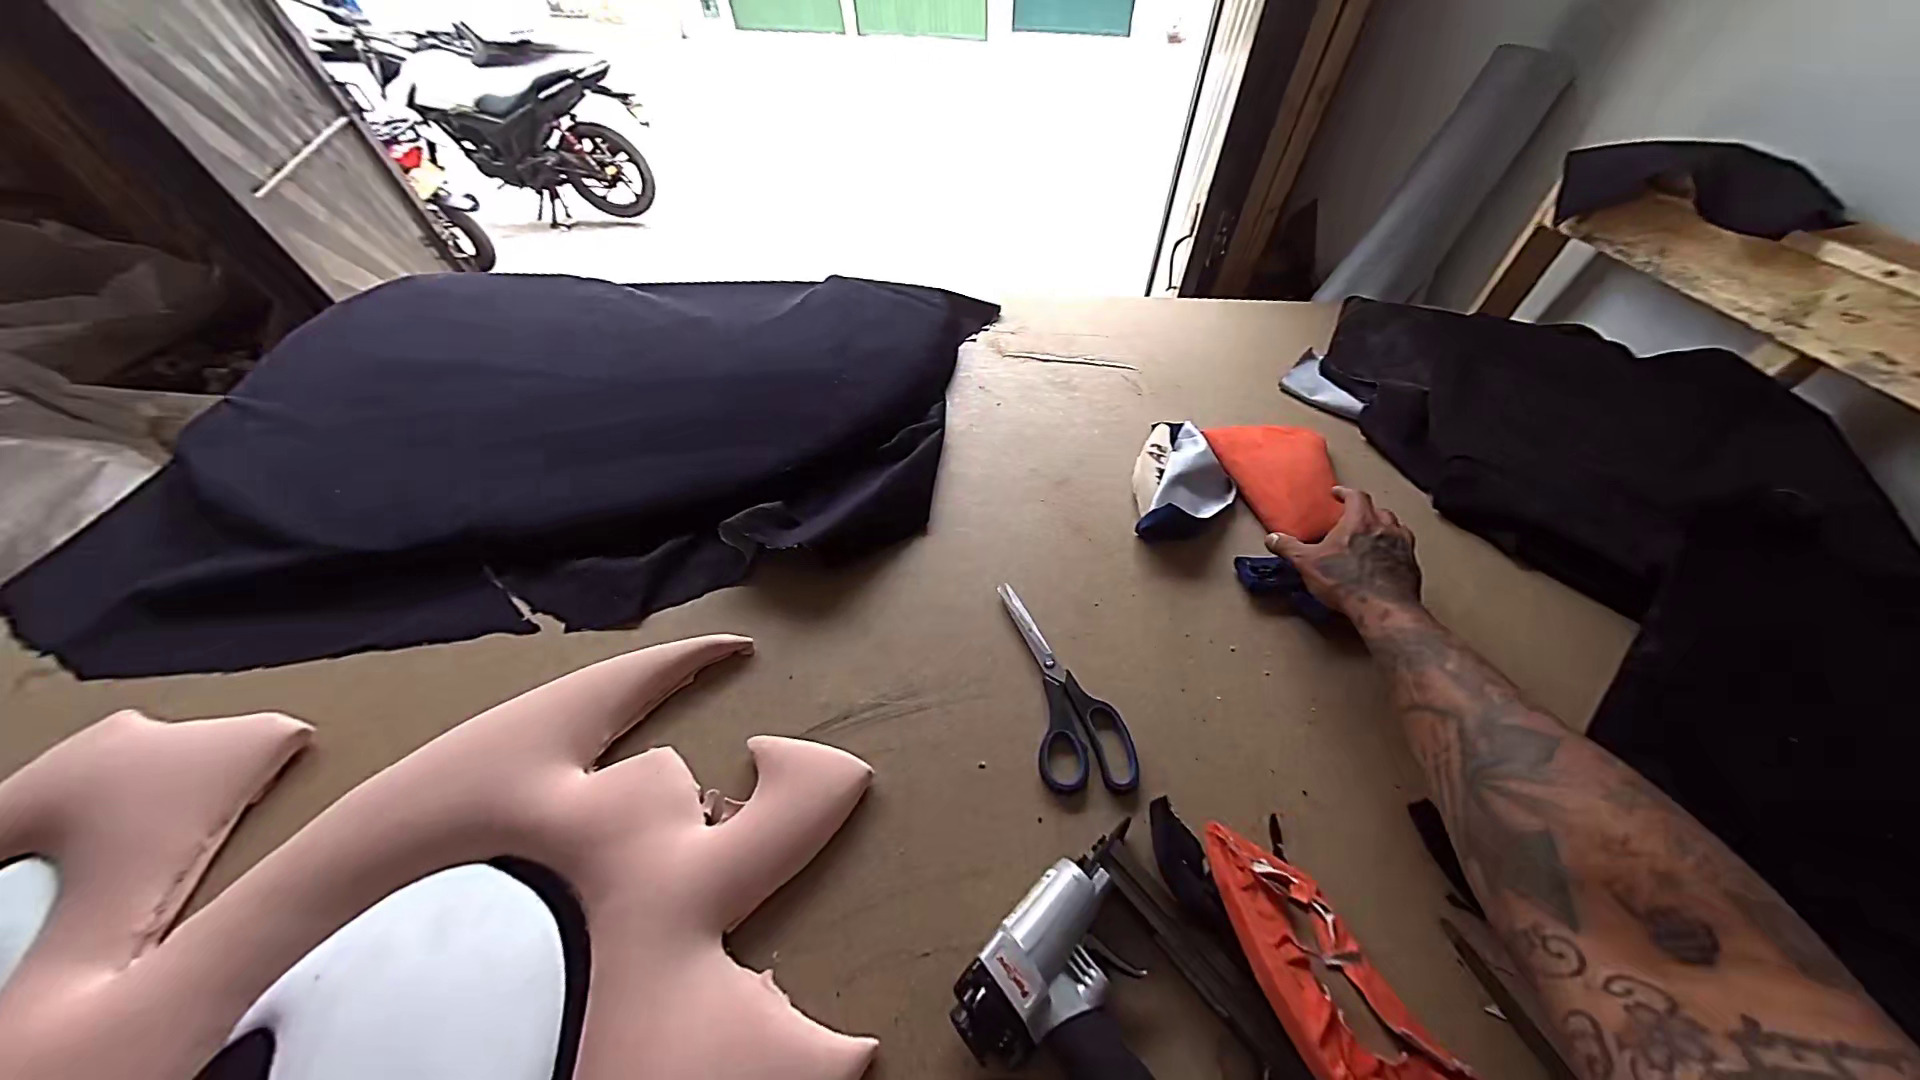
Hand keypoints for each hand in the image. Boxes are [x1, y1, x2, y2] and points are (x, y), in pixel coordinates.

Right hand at [1264, 487, 1422, 625]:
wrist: (1381, 607)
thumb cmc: (1346, 582)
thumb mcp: (1306, 563)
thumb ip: (1288, 547)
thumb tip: (1273, 538)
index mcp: (1359, 521)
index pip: (1356, 496)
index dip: (1345, 492)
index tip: (1338, 493)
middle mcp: (1384, 528)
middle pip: (1378, 509)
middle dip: (1365, 510)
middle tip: (1353, 516)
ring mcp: (1402, 546)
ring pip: (1395, 526)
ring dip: (1383, 527)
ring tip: (1371, 534)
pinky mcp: (1411, 564)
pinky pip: (1404, 547)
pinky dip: (1394, 546)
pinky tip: (1384, 556)